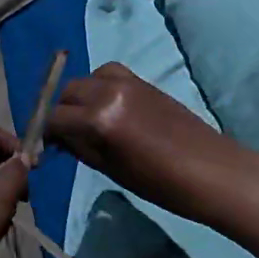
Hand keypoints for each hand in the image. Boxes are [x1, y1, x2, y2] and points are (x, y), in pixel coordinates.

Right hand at [47, 62, 234, 222]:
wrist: (213, 171)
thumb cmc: (162, 183)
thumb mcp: (111, 170)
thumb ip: (79, 147)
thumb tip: (56, 138)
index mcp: (98, 119)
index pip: (53, 117)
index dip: (45, 132)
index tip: (45, 145)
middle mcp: (106, 91)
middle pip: (65, 92)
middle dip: (59, 112)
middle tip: (63, 134)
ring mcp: (124, 81)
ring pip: (83, 81)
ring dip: (77, 98)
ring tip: (85, 120)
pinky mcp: (139, 78)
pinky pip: (104, 74)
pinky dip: (97, 86)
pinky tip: (105, 105)